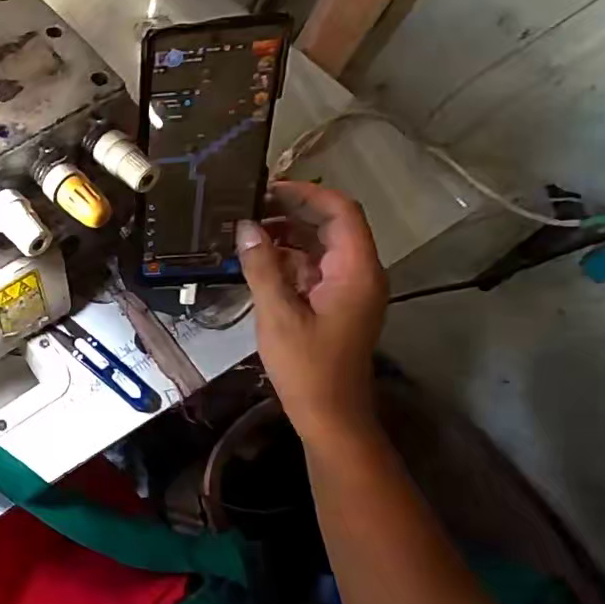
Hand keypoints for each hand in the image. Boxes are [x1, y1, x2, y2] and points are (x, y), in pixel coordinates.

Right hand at [235, 180, 388, 440]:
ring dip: (288, 234)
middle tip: (250, 205)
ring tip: (246, 229)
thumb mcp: (278, 314)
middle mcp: (359, 273)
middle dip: (293, 211)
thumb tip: (245, 227)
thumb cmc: (307, 367)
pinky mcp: (335, 303)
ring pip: (320, 246)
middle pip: (332, 225)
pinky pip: (314, 268)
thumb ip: (262, 267)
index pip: (341, 212)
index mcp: (356, 271)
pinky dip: (288, 259)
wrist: (329, 415)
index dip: (307, 193)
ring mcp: (348, 289)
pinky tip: (257, 260)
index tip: (269, 188)